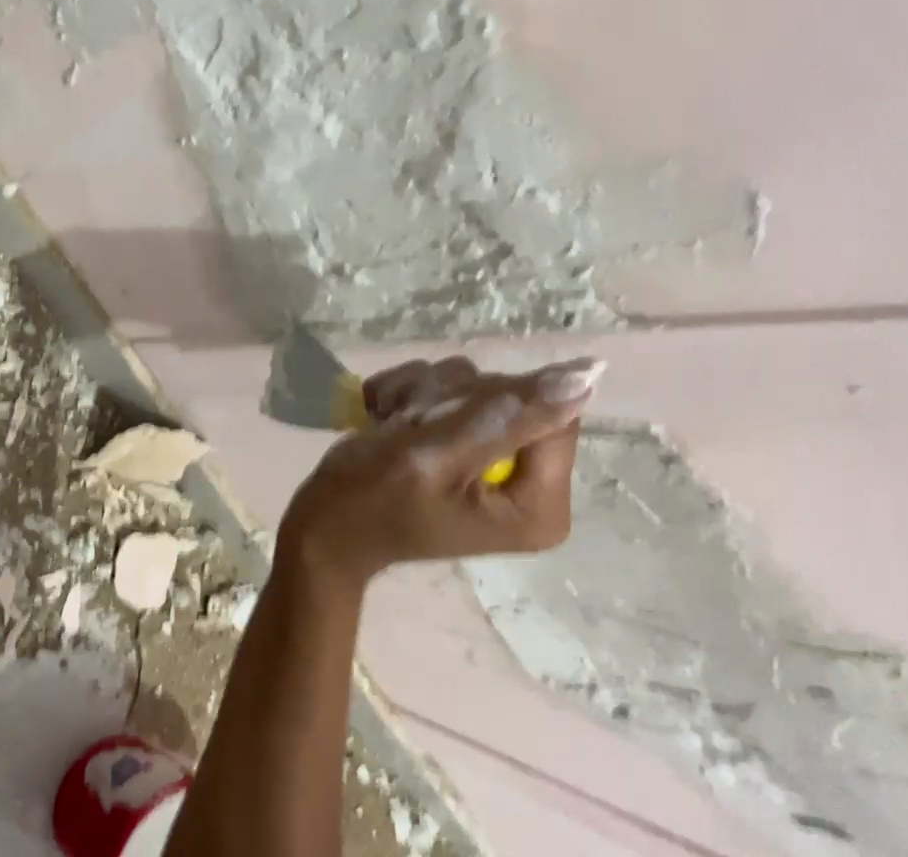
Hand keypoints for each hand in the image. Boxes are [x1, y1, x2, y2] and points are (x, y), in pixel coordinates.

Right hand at [277, 356, 604, 587]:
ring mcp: (492, 466)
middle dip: (444, 399)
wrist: (319, 530)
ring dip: (419, 396)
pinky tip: (383, 420)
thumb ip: (504, 418)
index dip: (487, 398)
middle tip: (399, 423)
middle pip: (509, 397)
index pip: (548, 413)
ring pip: (472, 389)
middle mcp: (528, 483)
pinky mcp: (460, 453)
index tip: (429, 417)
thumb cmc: (367, 501)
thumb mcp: (433, 458)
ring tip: (386, 423)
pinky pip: (447, 399)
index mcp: (539, 501)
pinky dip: (408, 400)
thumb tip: (588, 376)